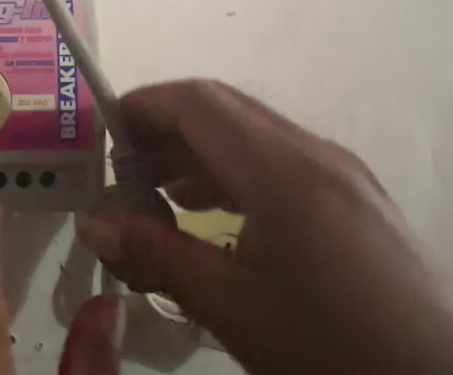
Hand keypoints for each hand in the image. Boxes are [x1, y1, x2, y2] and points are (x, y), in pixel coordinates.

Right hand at [77, 80, 452, 374]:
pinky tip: (217, 217)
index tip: (101, 138)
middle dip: (165, 128)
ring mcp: (345, 175)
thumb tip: (91, 222)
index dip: (141, 107)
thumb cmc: (334, 350)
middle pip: (223, 109)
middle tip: (123, 171)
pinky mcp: (361, 203)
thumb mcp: (233, 308)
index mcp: (282, 168)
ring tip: (159, 196)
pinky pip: (281, 163)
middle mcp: (315, 154)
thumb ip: (156, 254)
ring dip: (199, 151)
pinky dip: (235, 173)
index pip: (196, 102)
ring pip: (253, 135)